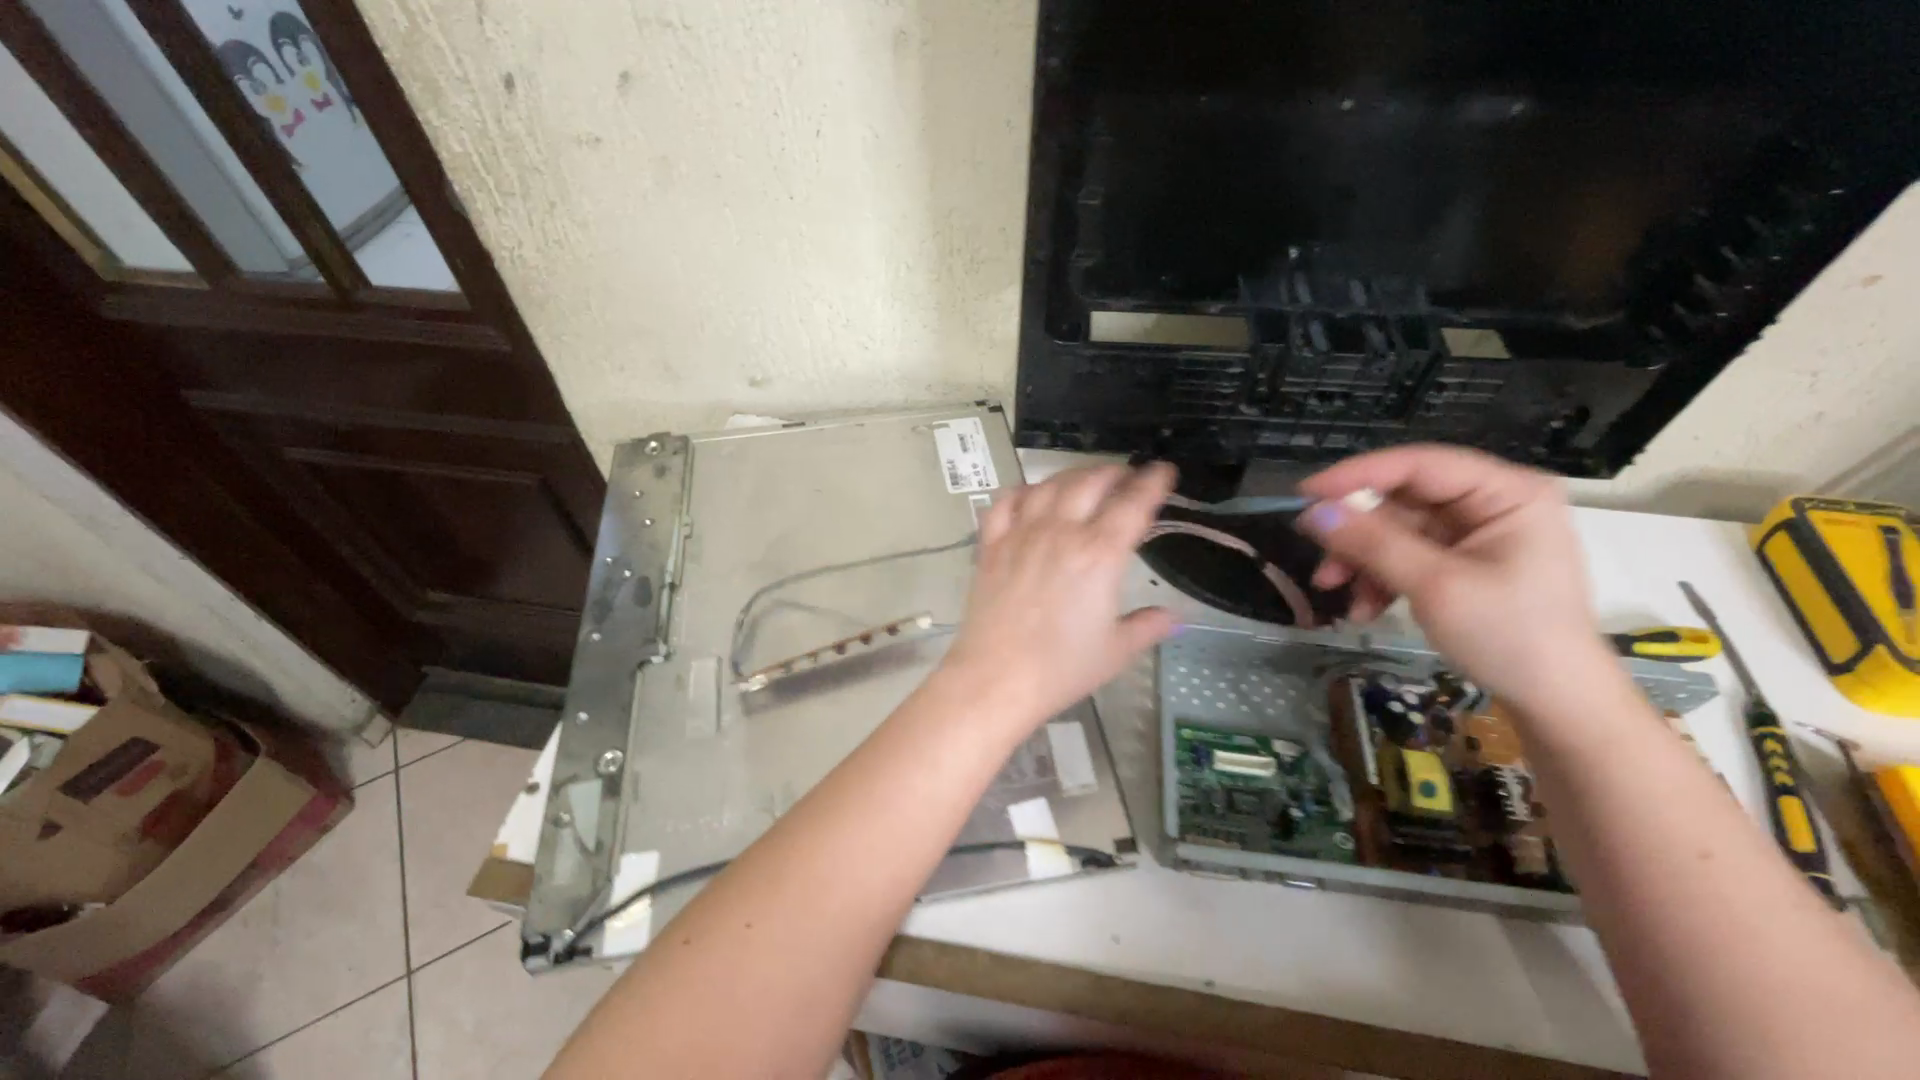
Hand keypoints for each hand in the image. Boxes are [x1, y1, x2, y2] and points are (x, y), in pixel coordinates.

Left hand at [939, 463, 1179, 730]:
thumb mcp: (1116, 651)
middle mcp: (1061, 533)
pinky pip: (1005, 503)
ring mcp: (1021, 535)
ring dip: (1072, 475)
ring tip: (1085, 481)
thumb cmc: (1061, 669)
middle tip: (1126, 477)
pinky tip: (1031, 495)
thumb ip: (1147, 626)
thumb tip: (1174, 616)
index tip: (1163, 471)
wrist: (996, 679)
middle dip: (1114, 472)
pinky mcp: (991, 546)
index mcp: (1100, 555)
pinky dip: (1022, 491)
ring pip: (1049, 485)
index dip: (1153, 482)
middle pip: (1090, 482)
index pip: (1133, 504)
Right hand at [1296, 445, 1613, 711]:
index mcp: (1507, 492)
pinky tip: (1365, 609)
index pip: (1419, 464)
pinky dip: (1382, 579)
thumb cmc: (1510, 636)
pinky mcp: (1466, 563)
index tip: (1305, 495)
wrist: (1557, 702)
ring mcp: (1480, 534)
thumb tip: (1312, 512)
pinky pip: (1409, 557)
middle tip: (1320, 563)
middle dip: (1358, 536)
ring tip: (1338, 596)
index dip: (1358, 476)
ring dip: (1364, 563)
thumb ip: (1373, 543)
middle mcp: (1494, 502)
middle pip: (1403, 502)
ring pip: (1398, 532)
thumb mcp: (1436, 586)